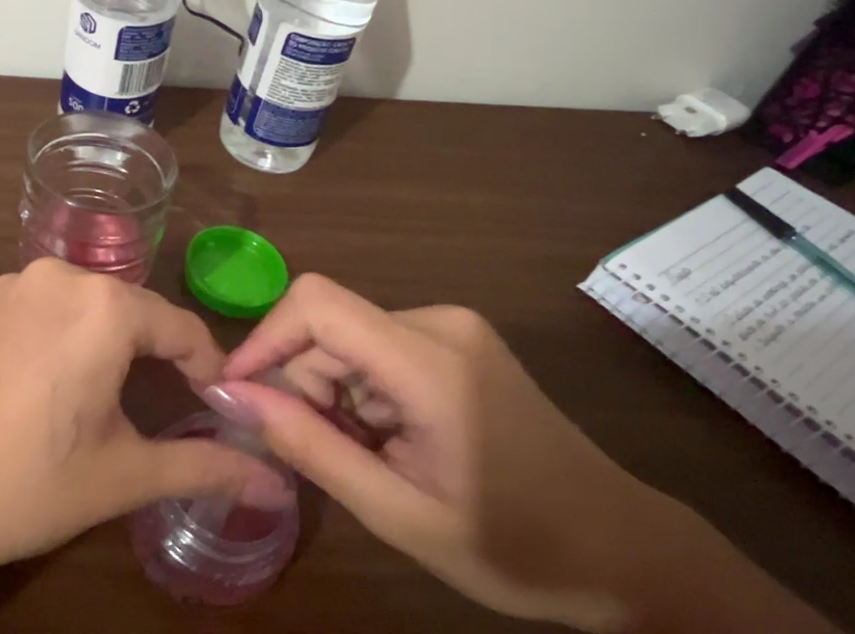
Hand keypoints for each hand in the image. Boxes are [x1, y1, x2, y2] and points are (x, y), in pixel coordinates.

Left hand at [0, 259, 281, 633]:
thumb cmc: (21, 485)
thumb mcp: (119, 477)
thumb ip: (202, 466)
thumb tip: (275, 479)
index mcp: (102, 307)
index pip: (180, 327)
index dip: (204, 367)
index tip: (212, 405)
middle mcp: (53, 277)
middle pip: (123, 311)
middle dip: (144, 357)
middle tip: (146, 412)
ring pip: (69, 308)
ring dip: (88, 347)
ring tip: (81, 405)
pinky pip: (21, 314)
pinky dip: (38, 343)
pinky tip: (20, 392)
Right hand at [209, 275, 698, 629]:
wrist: (620, 550)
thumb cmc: (513, 544)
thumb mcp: (398, 513)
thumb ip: (311, 447)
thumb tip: (234, 395)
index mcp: (430, 361)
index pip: (317, 304)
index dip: (265, 337)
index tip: (237, 392)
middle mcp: (439, 324)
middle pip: (330, 329)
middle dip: (306, 387)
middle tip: (327, 457)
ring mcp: (454, 329)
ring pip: (350, 341)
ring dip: (337, 396)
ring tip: (372, 460)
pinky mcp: (459, 341)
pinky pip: (379, 349)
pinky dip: (365, 393)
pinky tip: (395, 442)